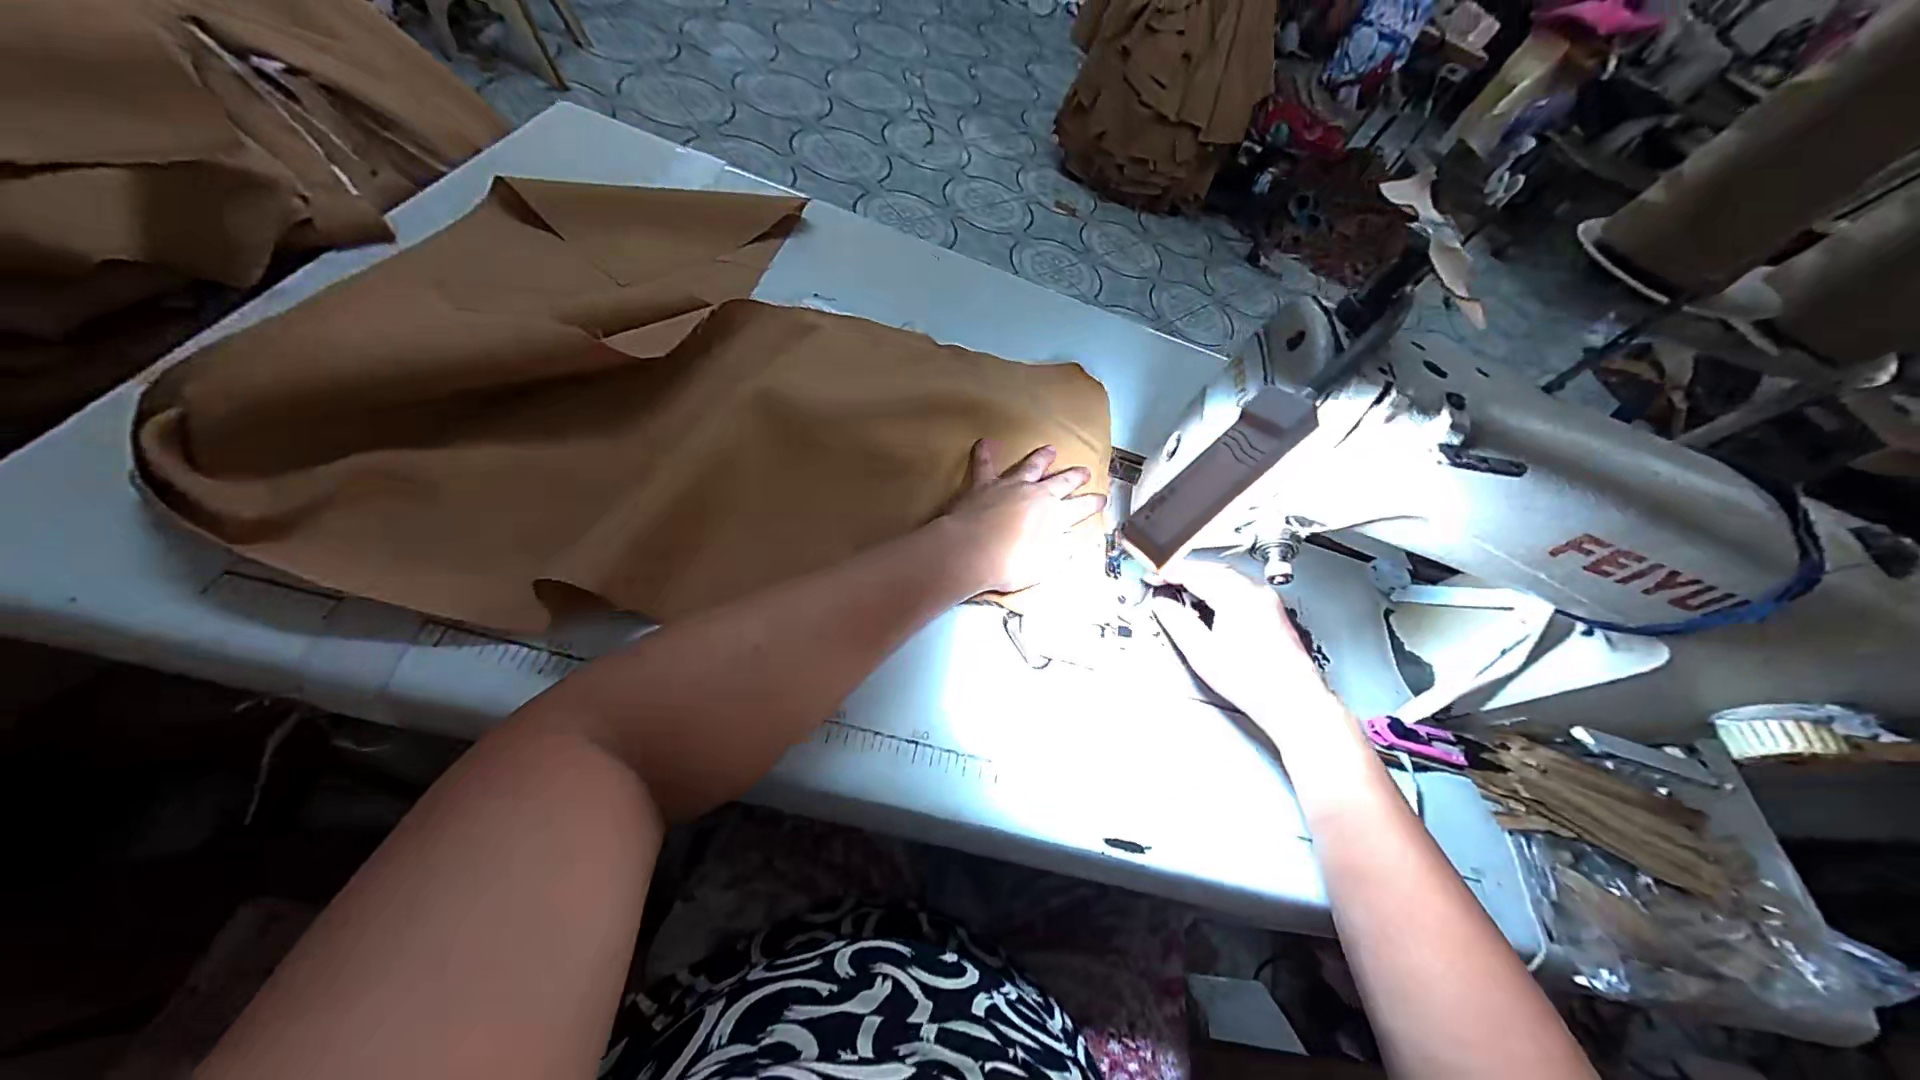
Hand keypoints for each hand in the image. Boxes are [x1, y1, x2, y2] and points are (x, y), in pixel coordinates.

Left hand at [939, 440, 1106, 593]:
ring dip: (1042, 458)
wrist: (972, 551)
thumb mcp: (1045, 565)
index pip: (1081, 508)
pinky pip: (985, 464)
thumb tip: (1070, 538)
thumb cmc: (1010, 565)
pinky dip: (984, 453)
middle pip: (1062, 482)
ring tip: (1050, 449)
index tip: (1102, 498)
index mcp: (1056, 516)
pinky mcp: (984, 484)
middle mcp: (1037, 494)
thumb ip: (1061, 550)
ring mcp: (1011, 486)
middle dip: (1075, 476)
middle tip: (1085, 471)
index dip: (1093, 503)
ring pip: (1030, 466)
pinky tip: (984, 442)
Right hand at [1149, 559, 1340, 726]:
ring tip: (1182, 589)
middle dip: (1186, 572)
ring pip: (1228, 578)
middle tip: (1165, 578)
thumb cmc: (1256, 683)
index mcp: (1237, 596)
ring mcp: (1268, 602)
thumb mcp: (1201, 652)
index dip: (1170, 573)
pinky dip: (1219, 589)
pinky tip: (1210, 602)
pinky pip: (1241, 589)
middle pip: (1213, 570)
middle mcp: (1256, 593)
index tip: (1155, 575)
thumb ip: (1177, 621)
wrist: (1292, 702)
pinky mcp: (1273, 613)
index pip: (1196, 573)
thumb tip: (1163, 604)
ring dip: (1203, 579)